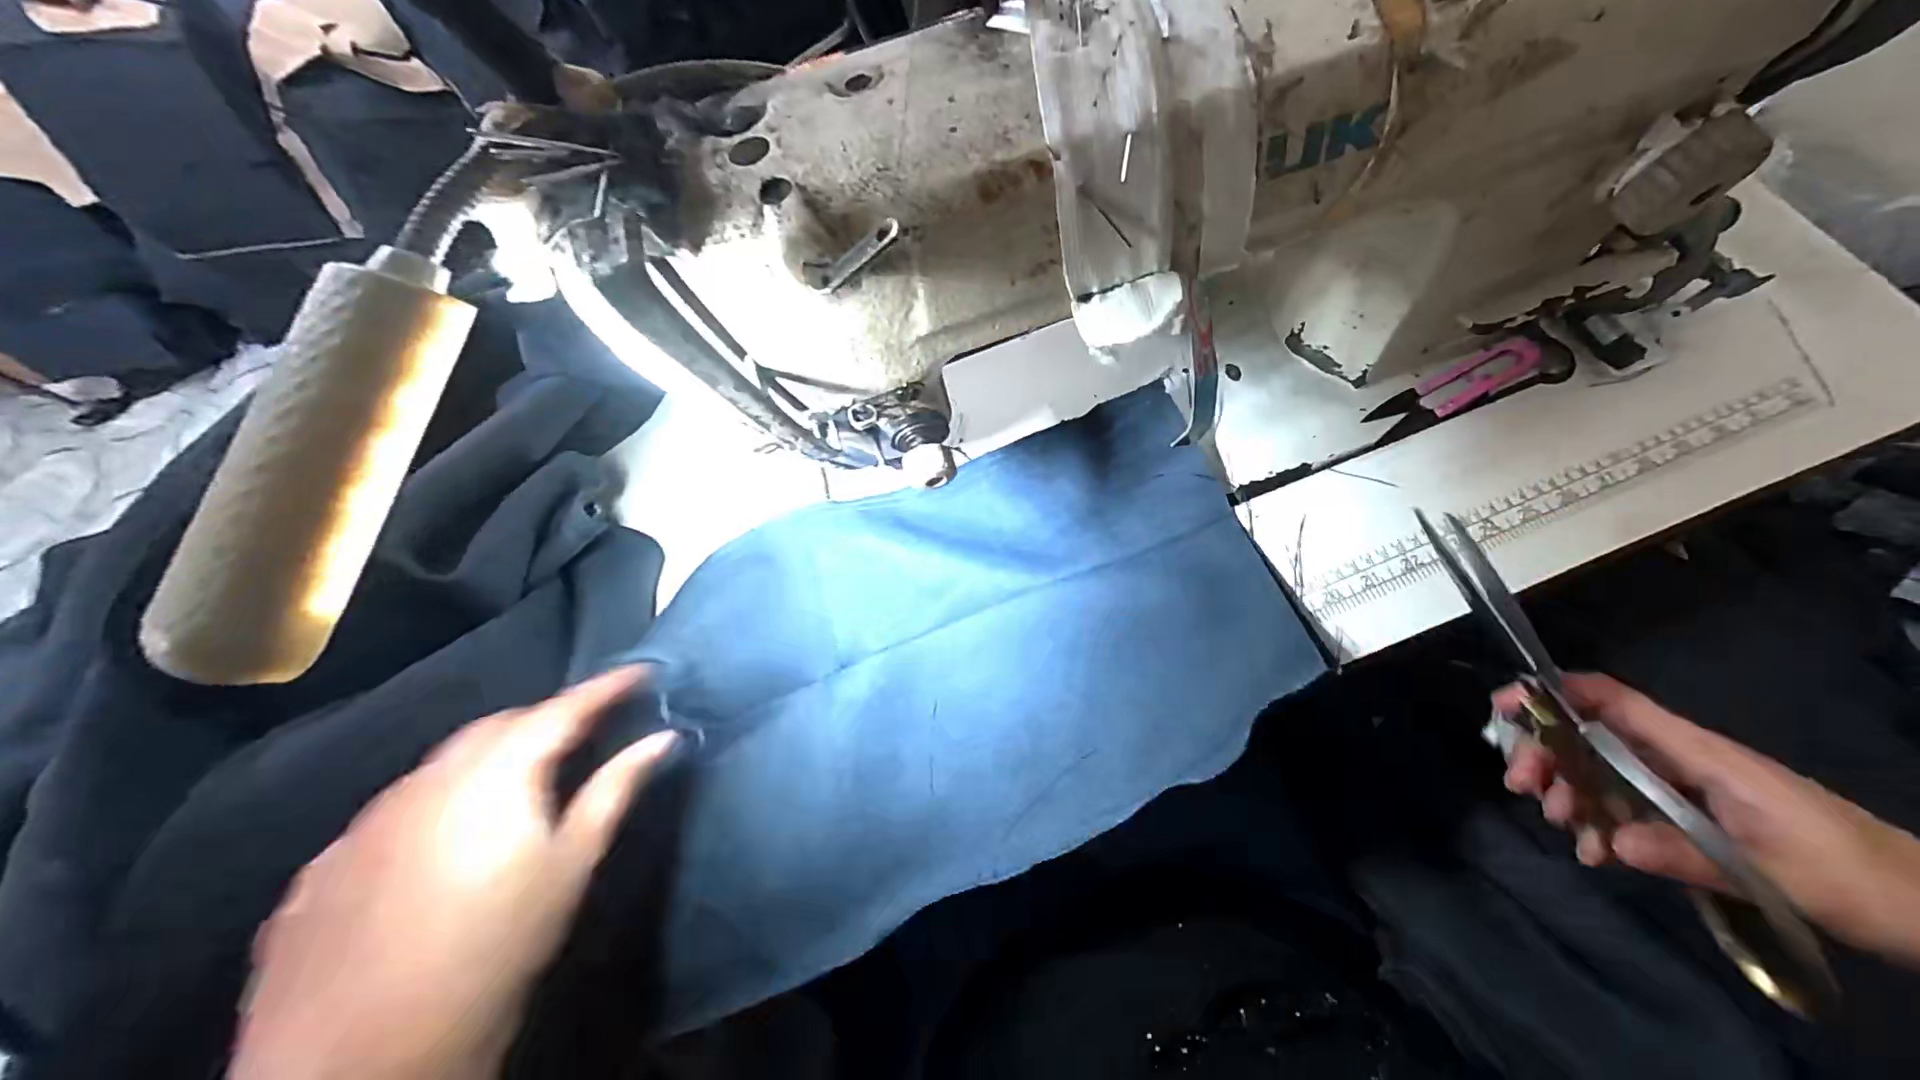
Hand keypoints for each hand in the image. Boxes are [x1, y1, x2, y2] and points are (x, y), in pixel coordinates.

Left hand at [230, 667, 679, 1079]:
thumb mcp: (571, 867)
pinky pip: (395, 809)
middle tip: (586, 730)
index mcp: (493, 777)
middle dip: (544, 719)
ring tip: (519, 784)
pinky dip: (436, 804)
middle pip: (497, 727)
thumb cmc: (496, 951)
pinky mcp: (326, 863)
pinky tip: (443, 846)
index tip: (641, 671)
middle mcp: (425, 781)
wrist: (360, 1061)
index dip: (605, 687)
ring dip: (486, 760)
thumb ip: (614, 791)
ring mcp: (366, 820)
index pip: (561, 710)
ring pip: (441, 764)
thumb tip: (662, 739)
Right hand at [1499, 672, 1919, 966]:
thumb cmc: (1852, 876)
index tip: (1506, 706)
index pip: (1613, 701)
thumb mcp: (1771, 873)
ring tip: (1563, 827)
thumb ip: (1686, 853)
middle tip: (1521, 786)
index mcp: (1699, 753)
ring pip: (1599, 771)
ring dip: (1567, 792)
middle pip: (1590, 736)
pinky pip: (1624, 805)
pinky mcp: (1686, 815)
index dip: (1554, 692)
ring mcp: (1682, 787)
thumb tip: (1611, 840)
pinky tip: (1597, 852)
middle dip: (1545, 754)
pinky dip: (1599, 823)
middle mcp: (1680, 760)